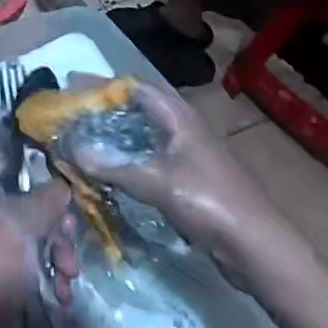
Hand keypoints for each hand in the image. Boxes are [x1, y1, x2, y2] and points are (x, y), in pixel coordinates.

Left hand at [0, 184, 79, 308]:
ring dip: (60, 262)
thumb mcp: (25, 221)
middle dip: (59, 239)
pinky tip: (61, 294)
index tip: (66, 220)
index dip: (49, 203)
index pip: (25, 189)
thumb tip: (63, 186)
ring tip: (66, 281)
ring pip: (40, 247)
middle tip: (68, 258)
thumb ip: (49, 200)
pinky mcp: (5, 284)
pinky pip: (35, 272)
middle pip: (36, 220)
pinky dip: (52, 280)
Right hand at [62, 77, 267, 254]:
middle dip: (104, 105)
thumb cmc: (209, 201)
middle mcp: (181, 126)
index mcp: (178, 115)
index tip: (72, 83)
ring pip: (142, 132)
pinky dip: (125, 156)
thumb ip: (115, 167)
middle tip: (72, 108)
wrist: (255, 244)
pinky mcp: (186, 176)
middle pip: (137, 106)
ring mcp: (185, 151)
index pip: (134, 87)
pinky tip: (107, 167)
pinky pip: (147, 156)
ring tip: (83, 133)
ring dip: (113, 131)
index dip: (102, 83)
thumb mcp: (158, 182)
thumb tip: (74, 150)